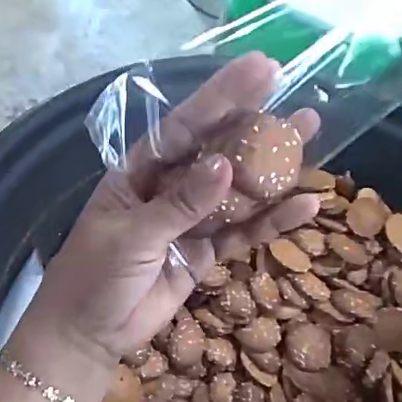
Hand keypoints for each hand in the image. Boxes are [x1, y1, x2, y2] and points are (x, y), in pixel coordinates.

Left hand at [22, 54, 319, 363]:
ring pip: (237, 190)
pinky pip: (241, 232)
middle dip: (256, 126)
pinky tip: (305, 206)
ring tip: (312, 138)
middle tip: (300, 102)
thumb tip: (226, 166)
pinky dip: (271, 222)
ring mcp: (190, 220)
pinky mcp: (205, 252)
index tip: (262, 68)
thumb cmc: (93, 276)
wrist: (88, 334)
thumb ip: (180, 203)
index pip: (185, 126)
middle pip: (218, 151)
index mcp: (140, 171)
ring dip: (273, 169)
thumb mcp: (132, 236)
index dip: (222, 96)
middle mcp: (169, 187)